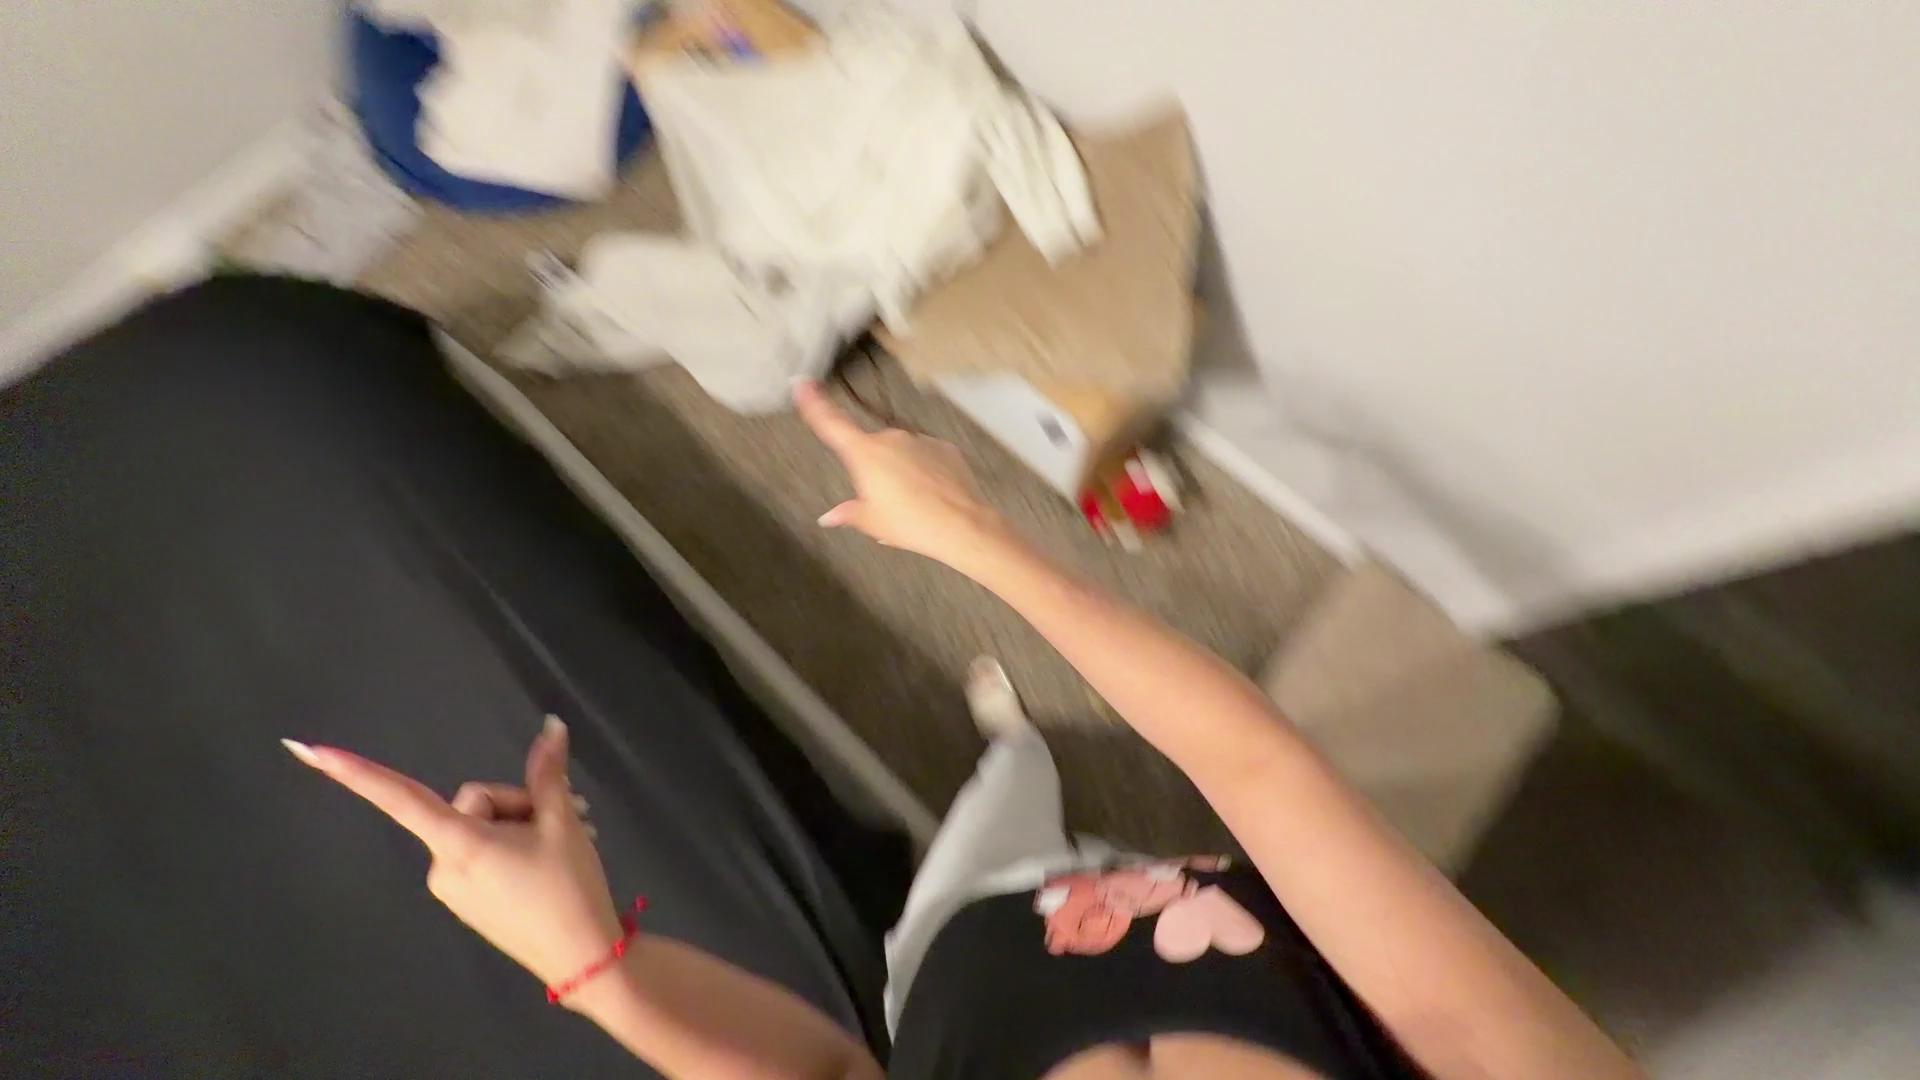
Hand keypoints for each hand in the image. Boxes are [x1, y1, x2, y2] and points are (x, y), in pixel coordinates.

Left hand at [284, 717, 624, 999]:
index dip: (359, 774)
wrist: (579, 954)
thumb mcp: (565, 822)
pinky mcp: (468, 901)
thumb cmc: (568, 884)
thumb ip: (550, 773)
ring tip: (567, 838)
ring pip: (482, 827)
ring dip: (522, 823)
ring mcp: (452, 887)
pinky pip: (482, 853)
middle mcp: (443, 866)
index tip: (308, 750)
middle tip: (564, 815)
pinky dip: (514, 845)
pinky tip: (549, 857)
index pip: (402, 800)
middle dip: (518, 802)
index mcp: (461, 844)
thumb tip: (552, 724)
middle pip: (475, 803)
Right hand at [794, 382, 1012, 568]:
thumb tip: (828, 517)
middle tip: (886, 500)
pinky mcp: (944, 447)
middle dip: (875, 469)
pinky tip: (931, 493)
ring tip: (913, 502)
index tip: (803, 384)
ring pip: (901, 453)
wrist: (959, 523)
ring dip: (902, 470)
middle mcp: (890, 439)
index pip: (832, 425)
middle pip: (872, 449)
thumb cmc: (911, 524)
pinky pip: (927, 456)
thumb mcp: (872, 522)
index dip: (815, 404)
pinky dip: (926, 470)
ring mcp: (919, 439)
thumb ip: (848, 513)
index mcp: (864, 454)